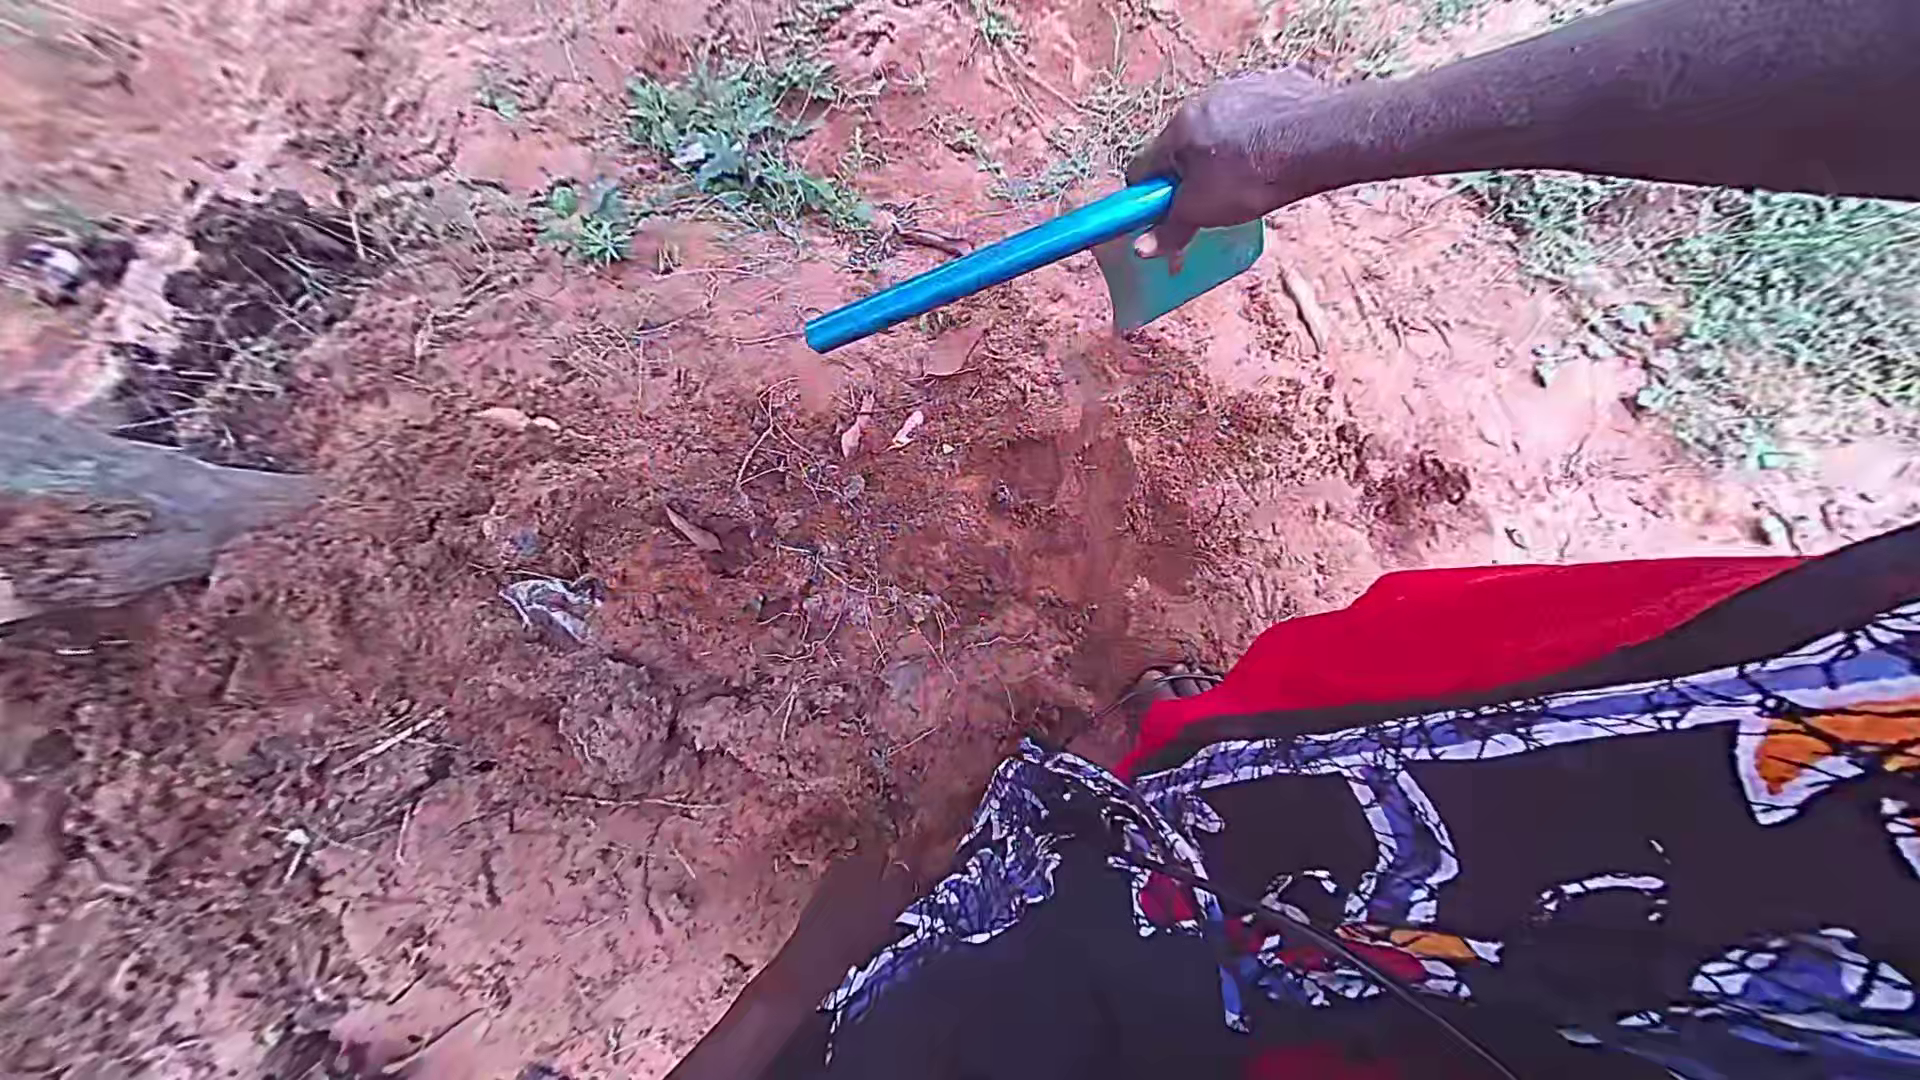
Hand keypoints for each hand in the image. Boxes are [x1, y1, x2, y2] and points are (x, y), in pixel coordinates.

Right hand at [1126, 68, 1350, 258]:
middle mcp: (1202, 101)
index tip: (1163, 214)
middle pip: (1178, 148)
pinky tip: (1266, 158)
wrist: (1324, 138)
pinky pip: (1248, 116)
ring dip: (1217, 157)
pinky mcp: (1273, 84)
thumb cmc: (1254, 176)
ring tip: (1242, 183)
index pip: (1141, 168)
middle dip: (1185, 177)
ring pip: (1213, 131)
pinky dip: (1250, 138)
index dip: (1148, 197)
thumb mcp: (1202, 212)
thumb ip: (1169, 229)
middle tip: (1204, 205)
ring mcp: (1240, 88)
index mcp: (1177, 130)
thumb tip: (1141, 249)